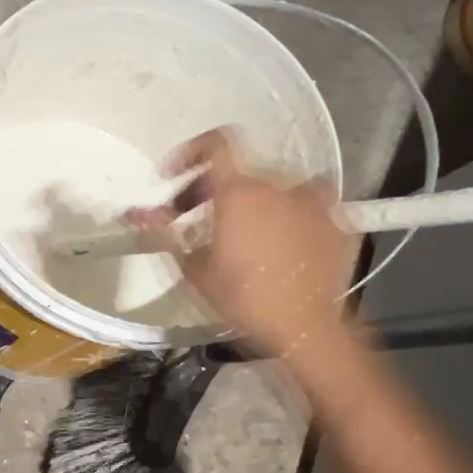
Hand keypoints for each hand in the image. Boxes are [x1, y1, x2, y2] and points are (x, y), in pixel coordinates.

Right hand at [127, 127, 355, 362]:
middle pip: (239, 169)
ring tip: (241, 230)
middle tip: (196, 218)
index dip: (189, 153)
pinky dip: (289, 211)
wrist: (305, 328)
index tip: (173, 177)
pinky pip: (308, 202)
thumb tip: (134, 212)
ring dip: (252, 199)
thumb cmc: (241, 300)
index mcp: (239, 191)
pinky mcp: (338, 219)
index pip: (216, 144)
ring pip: (274, 185)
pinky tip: (281, 237)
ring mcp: (313, 200)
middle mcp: (278, 185)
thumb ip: (163, 233)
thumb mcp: (192, 269)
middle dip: (212, 188)